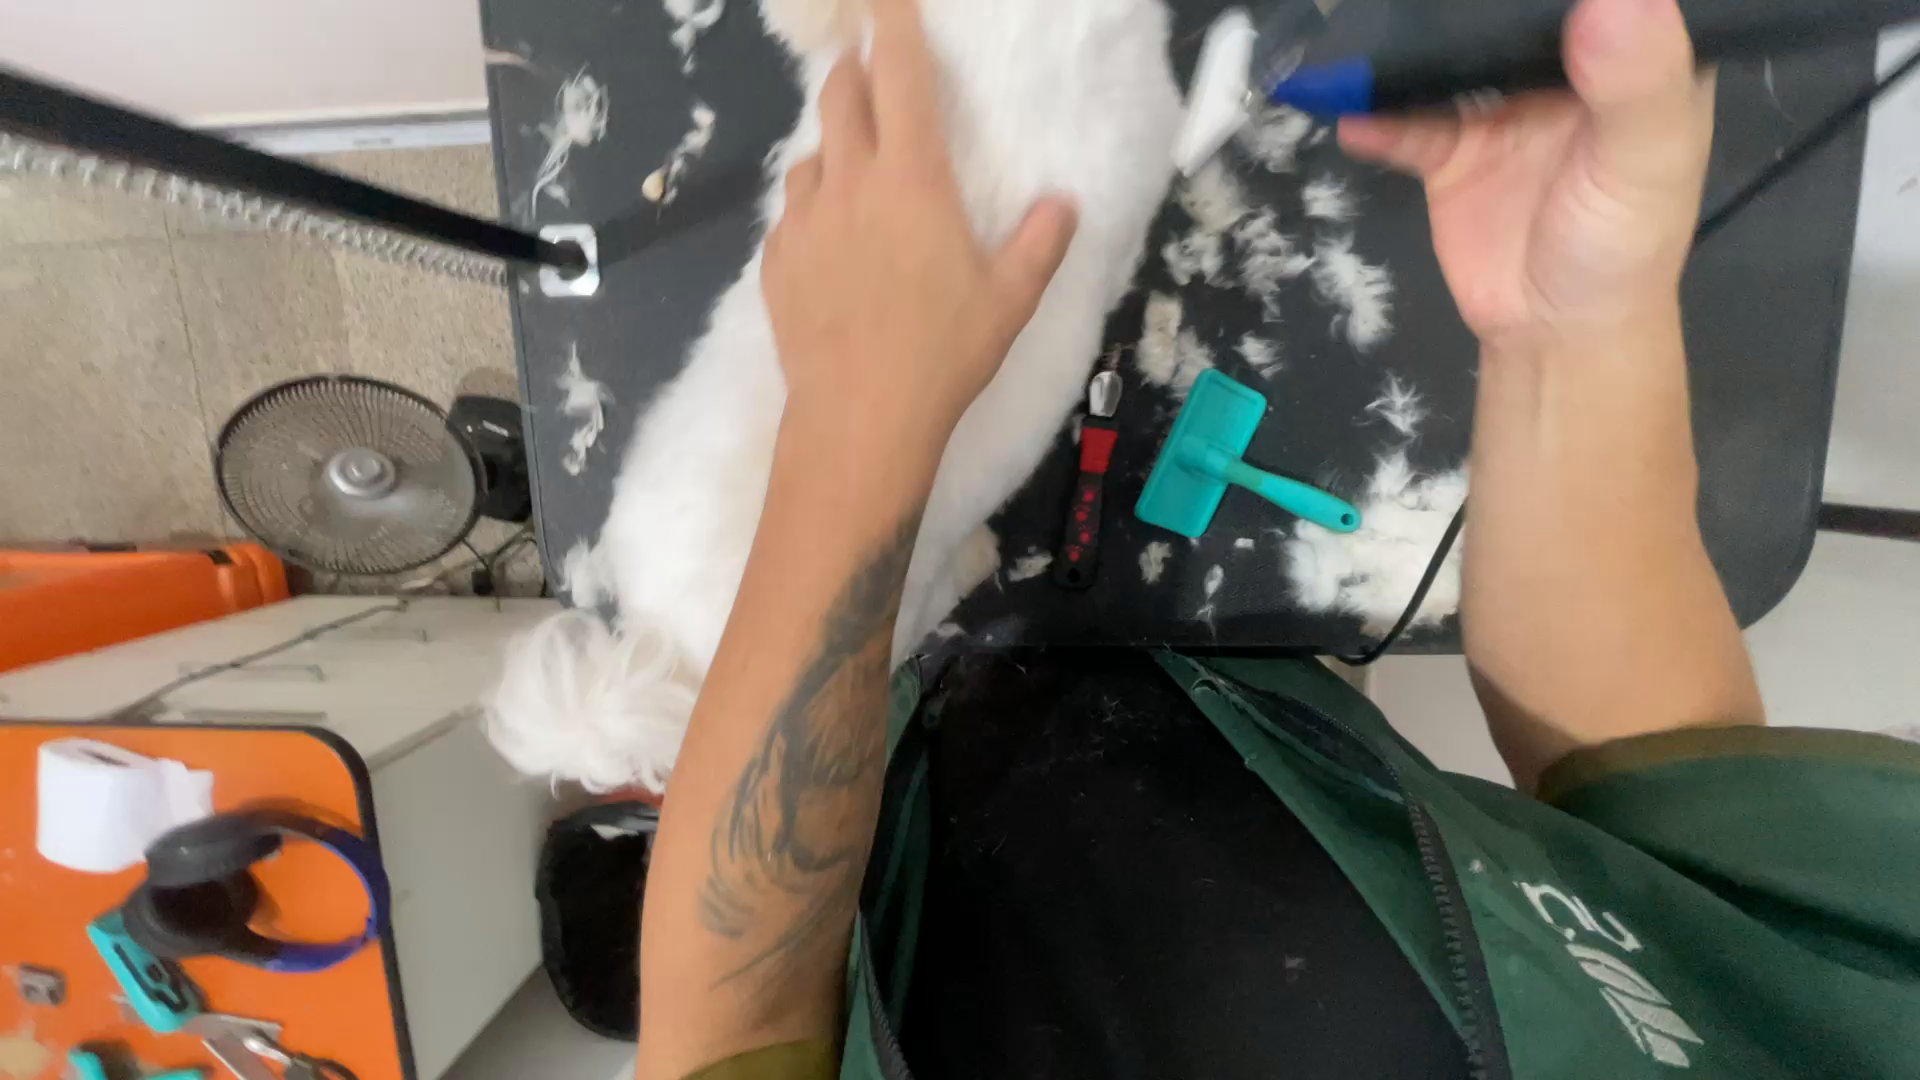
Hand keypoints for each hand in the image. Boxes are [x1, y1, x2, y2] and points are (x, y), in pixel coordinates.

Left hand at [761, 0, 1077, 458]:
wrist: (861, 417)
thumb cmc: (943, 356)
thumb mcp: (1009, 302)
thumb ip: (1040, 244)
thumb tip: (1065, 205)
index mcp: (911, 179)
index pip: (900, 73)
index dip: (895, 22)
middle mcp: (848, 184)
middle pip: (839, 97)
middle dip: (855, 77)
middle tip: (874, 90)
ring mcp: (803, 224)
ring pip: (808, 158)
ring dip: (831, 152)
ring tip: (852, 184)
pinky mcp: (775, 264)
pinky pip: (788, 217)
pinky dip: (809, 214)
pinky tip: (826, 248)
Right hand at [1338, 0, 1714, 346]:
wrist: (1550, 325)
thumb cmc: (1621, 240)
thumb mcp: (1647, 156)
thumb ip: (1635, 79)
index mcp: (1632, 54)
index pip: (1596, 0)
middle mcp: (1562, 74)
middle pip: (1513, 21)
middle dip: (1466, 7)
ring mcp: (1499, 116)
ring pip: (1454, 69)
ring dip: (1412, 59)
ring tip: (1367, 41)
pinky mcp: (1450, 158)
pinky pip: (1410, 130)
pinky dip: (1380, 124)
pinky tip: (1352, 117)